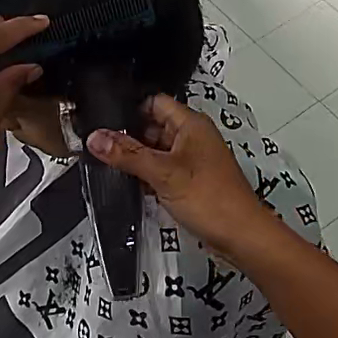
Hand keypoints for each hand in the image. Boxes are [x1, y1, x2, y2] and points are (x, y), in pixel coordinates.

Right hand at [85, 95, 275, 255]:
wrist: (240, 235)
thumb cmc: (214, 199)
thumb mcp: (163, 173)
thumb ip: (128, 154)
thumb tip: (97, 138)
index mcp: (192, 124)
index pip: (155, 102)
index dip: (130, 109)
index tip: (104, 120)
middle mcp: (193, 138)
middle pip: (153, 127)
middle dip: (129, 137)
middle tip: (100, 147)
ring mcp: (192, 161)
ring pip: (156, 151)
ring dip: (137, 159)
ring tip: (110, 166)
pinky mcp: (190, 182)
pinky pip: (163, 171)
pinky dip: (148, 177)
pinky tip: (131, 185)